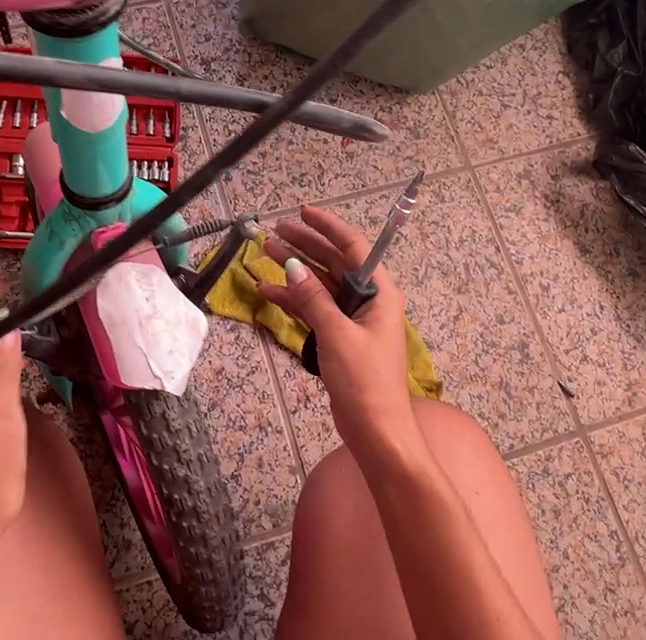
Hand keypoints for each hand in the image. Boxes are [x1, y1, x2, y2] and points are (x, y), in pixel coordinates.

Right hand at [259, 206, 419, 462]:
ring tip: (265, 254)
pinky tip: (268, 291)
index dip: (328, 227)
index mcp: (379, 292)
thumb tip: (291, 264)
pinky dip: (294, 299)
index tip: (303, 212)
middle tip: (275, 231)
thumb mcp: (337, 334)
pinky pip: (314, 308)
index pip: (353, 247)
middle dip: (305, 245)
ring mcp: (353, 319)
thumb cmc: (365, 380)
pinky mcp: (340, 337)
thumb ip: (313, 298)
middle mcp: (369, 300)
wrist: (376, 432)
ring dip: (295, 270)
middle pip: (334, 262)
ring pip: (321, 284)